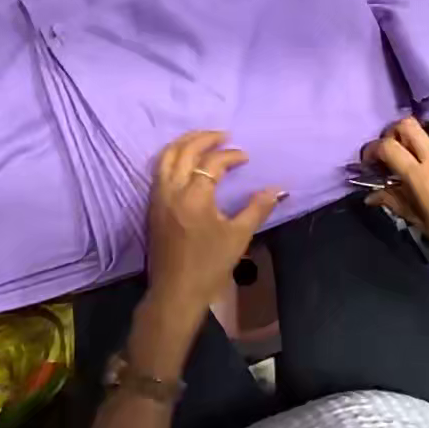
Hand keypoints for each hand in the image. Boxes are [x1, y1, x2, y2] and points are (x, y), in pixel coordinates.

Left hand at [144, 131, 283, 317]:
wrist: (176, 292)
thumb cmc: (209, 266)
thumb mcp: (238, 237)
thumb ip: (257, 208)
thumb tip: (276, 189)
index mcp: (194, 196)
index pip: (212, 163)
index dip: (230, 156)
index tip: (245, 158)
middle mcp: (172, 190)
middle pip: (184, 151)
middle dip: (204, 138)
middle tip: (223, 135)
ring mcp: (158, 197)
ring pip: (166, 157)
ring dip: (184, 143)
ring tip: (202, 139)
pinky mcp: (152, 206)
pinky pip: (159, 170)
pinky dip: (173, 157)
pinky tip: (184, 160)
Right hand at [360, 118, 428, 268]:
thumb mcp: (416, 218)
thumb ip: (392, 200)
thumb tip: (370, 196)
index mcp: (419, 175)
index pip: (388, 147)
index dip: (373, 148)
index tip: (370, 159)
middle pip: (408, 125)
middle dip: (394, 132)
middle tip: (393, 148)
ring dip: (423, 153)